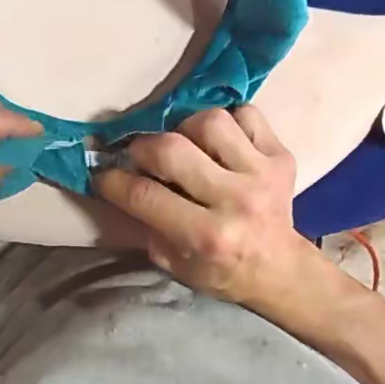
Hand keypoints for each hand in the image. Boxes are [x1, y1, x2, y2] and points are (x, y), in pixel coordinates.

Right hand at [94, 105, 325, 311]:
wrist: (278, 269)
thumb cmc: (217, 269)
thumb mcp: (171, 261)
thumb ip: (145, 223)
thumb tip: (118, 181)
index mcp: (205, 236)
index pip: (143, 195)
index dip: (113, 180)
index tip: (103, 175)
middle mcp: (235, 201)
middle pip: (171, 150)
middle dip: (142, 148)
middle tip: (140, 156)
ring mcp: (261, 174)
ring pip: (209, 122)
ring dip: (185, 130)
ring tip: (184, 145)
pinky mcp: (281, 156)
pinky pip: (247, 114)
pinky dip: (227, 121)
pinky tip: (218, 141)